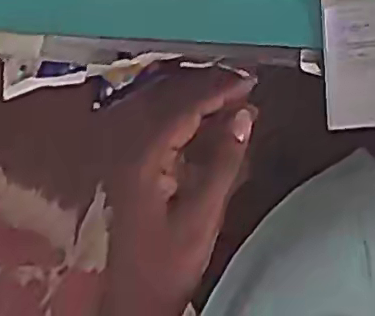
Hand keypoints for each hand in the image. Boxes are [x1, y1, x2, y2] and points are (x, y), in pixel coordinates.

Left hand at [100, 66, 256, 315]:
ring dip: (197, 93)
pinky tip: (205, 117)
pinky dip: (184, 111)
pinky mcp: (125, 163)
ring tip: (231, 94)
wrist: (125, 307)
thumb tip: (244, 115)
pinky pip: (157, 119)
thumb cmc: (162, 267)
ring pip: (162, 103)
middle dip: (211, 83)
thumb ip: (224, 162)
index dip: (222, 87)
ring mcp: (124, 152)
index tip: (250, 81)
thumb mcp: (201, 218)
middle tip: (245, 81)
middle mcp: (128, 144)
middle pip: (172, 94)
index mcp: (145, 154)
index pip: (187, 103)